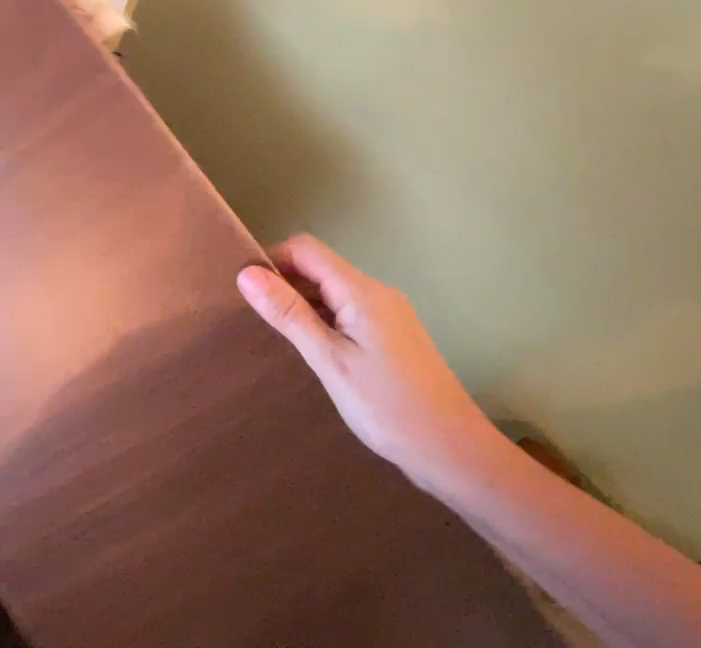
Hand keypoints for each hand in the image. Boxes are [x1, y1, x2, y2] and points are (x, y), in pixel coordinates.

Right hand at [236, 234, 500, 491]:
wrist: (454, 453)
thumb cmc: (387, 407)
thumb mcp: (329, 360)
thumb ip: (289, 314)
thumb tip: (246, 273)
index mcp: (362, 292)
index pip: (306, 249)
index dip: (272, 260)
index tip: (248, 292)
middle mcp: (378, 293)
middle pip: (320, 267)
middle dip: (284, 283)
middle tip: (258, 319)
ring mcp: (390, 314)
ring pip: (333, 290)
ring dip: (303, 303)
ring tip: (280, 338)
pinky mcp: (394, 335)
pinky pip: (349, 311)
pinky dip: (324, 320)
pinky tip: (315, 352)